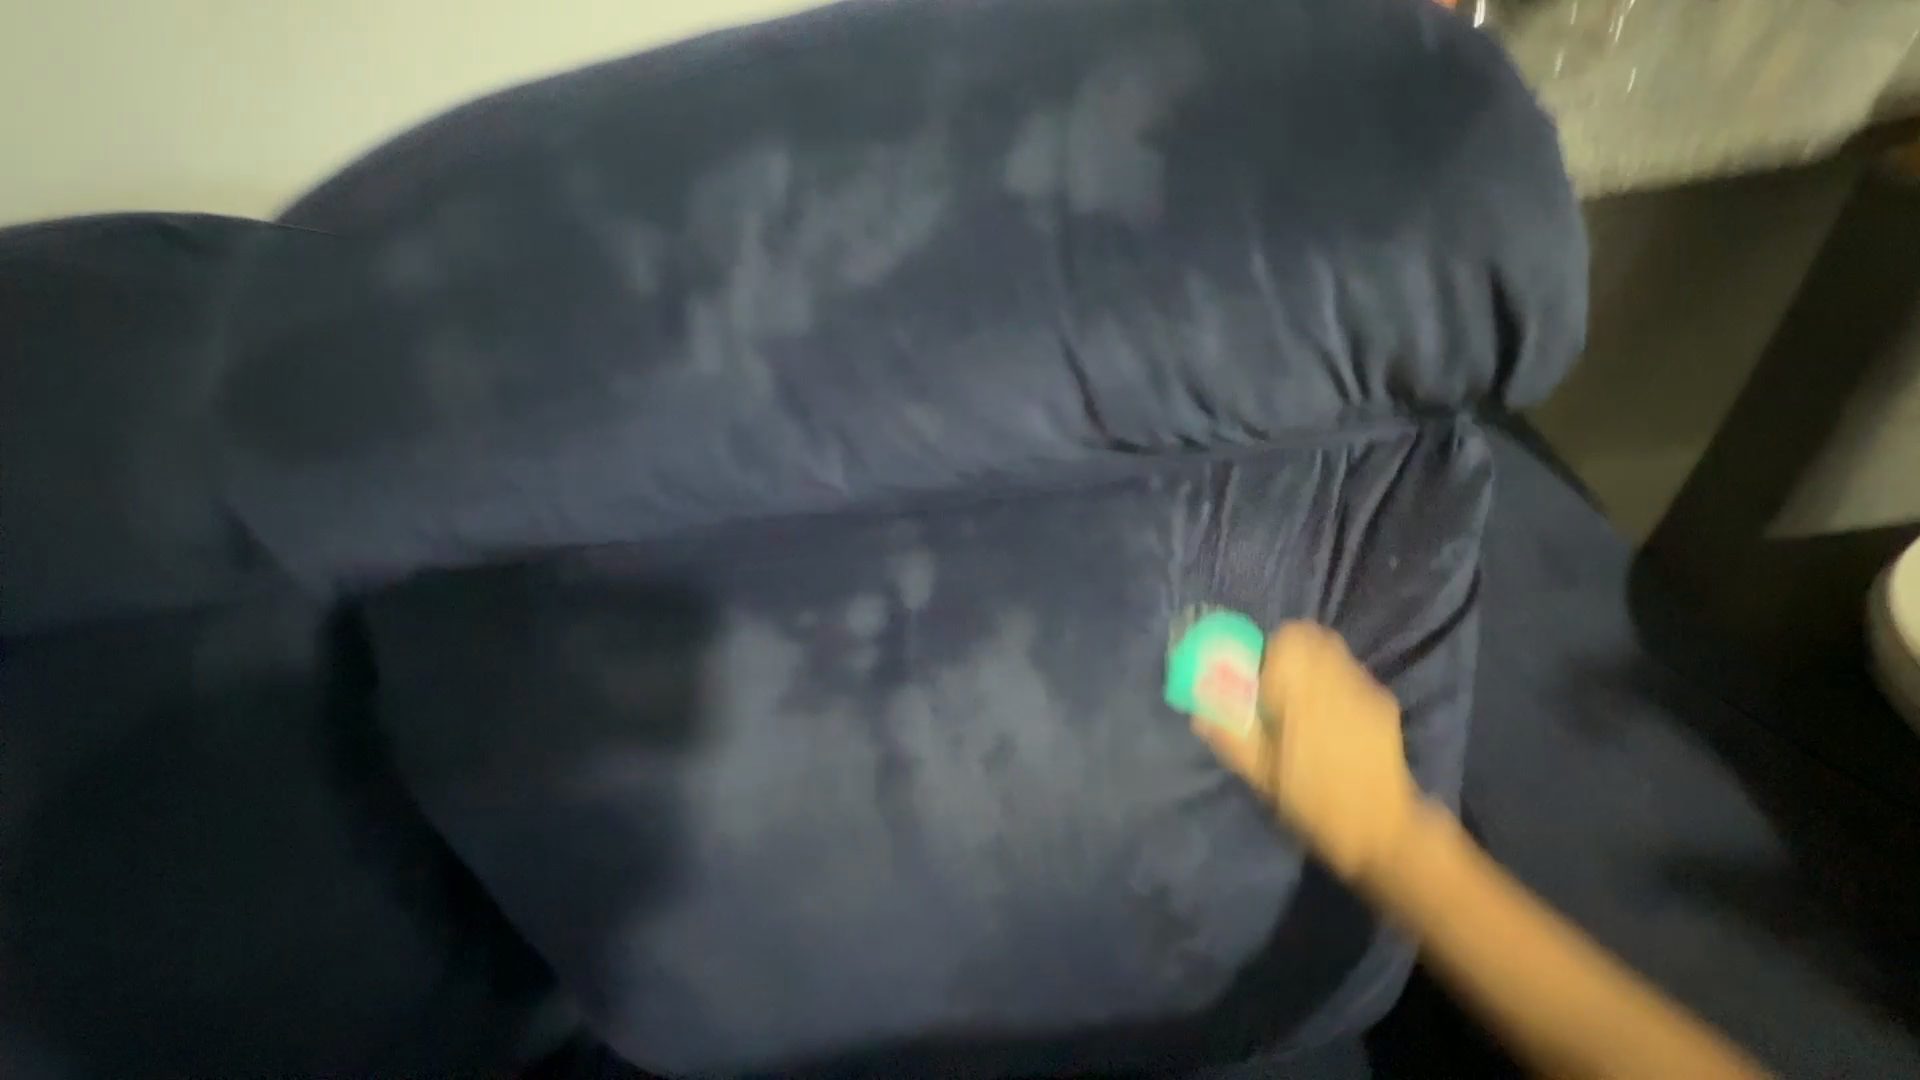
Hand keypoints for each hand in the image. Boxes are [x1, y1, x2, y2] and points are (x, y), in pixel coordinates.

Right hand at [1191, 621, 1421, 883]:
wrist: (1385, 833)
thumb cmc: (1315, 807)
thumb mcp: (1264, 779)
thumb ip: (1232, 740)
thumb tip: (1199, 715)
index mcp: (1305, 700)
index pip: (1287, 643)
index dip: (1266, 654)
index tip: (1257, 682)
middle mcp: (1338, 686)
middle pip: (1311, 637)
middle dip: (1287, 651)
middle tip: (1274, 684)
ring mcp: (1365, 693)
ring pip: (1332, 650)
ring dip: (1310, 662)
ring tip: (1301, 698)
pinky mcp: (1383, 704)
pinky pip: (1350, 672)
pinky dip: (1333, 679)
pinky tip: (1329, 714)